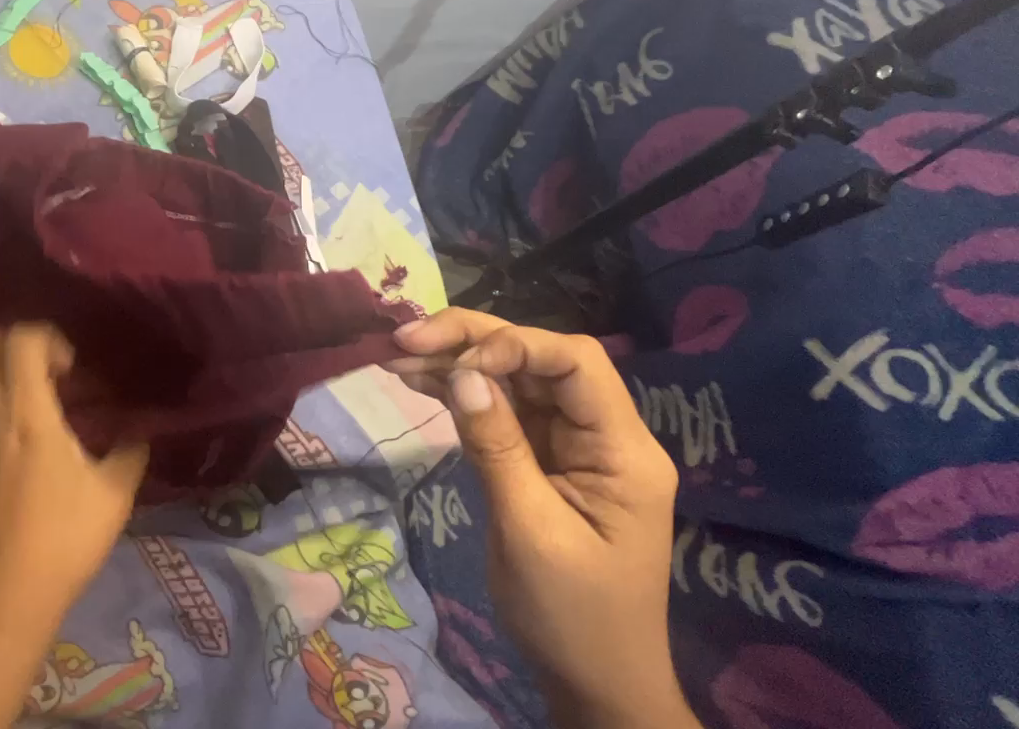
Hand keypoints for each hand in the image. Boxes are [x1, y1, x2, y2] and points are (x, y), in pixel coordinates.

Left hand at [0, 323, 148, 622]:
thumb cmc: (59, 544)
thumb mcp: (112, 498)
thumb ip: (130, 454)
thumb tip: (139, 433)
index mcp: (27, 412)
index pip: (22, 339)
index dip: (49, 339)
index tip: (70, 371)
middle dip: (22, 346)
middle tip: (49, 377)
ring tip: (17, 394)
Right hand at [388, 308, 696, 728]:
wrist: (591, 680)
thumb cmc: (571, 614)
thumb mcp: (530, 529)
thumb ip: (497, 446)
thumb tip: (460, 373)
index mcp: (622, 450)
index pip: (574, 363)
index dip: (513, 345)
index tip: (453, 361)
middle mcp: (599, 434)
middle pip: (538, 360)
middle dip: (473, 341)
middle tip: (407, 339)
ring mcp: (567, 445)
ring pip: (511, 378)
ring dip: (456, 362)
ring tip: (397, 357)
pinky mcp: (538, 458)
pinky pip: (497, 409)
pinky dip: (457, 392)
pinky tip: (417, 380)